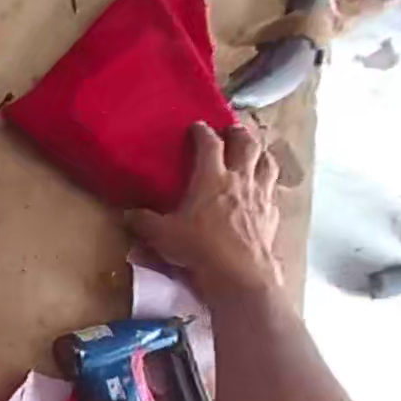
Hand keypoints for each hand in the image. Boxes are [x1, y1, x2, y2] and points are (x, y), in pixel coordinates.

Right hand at [126, 121, 281, 294]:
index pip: (209, 144)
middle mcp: (240, 179)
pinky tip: (263, 189)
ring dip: (261, 152)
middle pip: (246, 144)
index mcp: (212, 177)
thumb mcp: (162, 236)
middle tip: (232, 130)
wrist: (238, 273)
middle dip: (238, 133)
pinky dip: (268, 184)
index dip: (202, 132)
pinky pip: (273, 190)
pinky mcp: (272, 214)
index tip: (196, 127)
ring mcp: (260, 195)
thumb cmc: (199, 248)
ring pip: (267, 162)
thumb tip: (128, 215)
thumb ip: (144, 223)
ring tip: (255, 151)